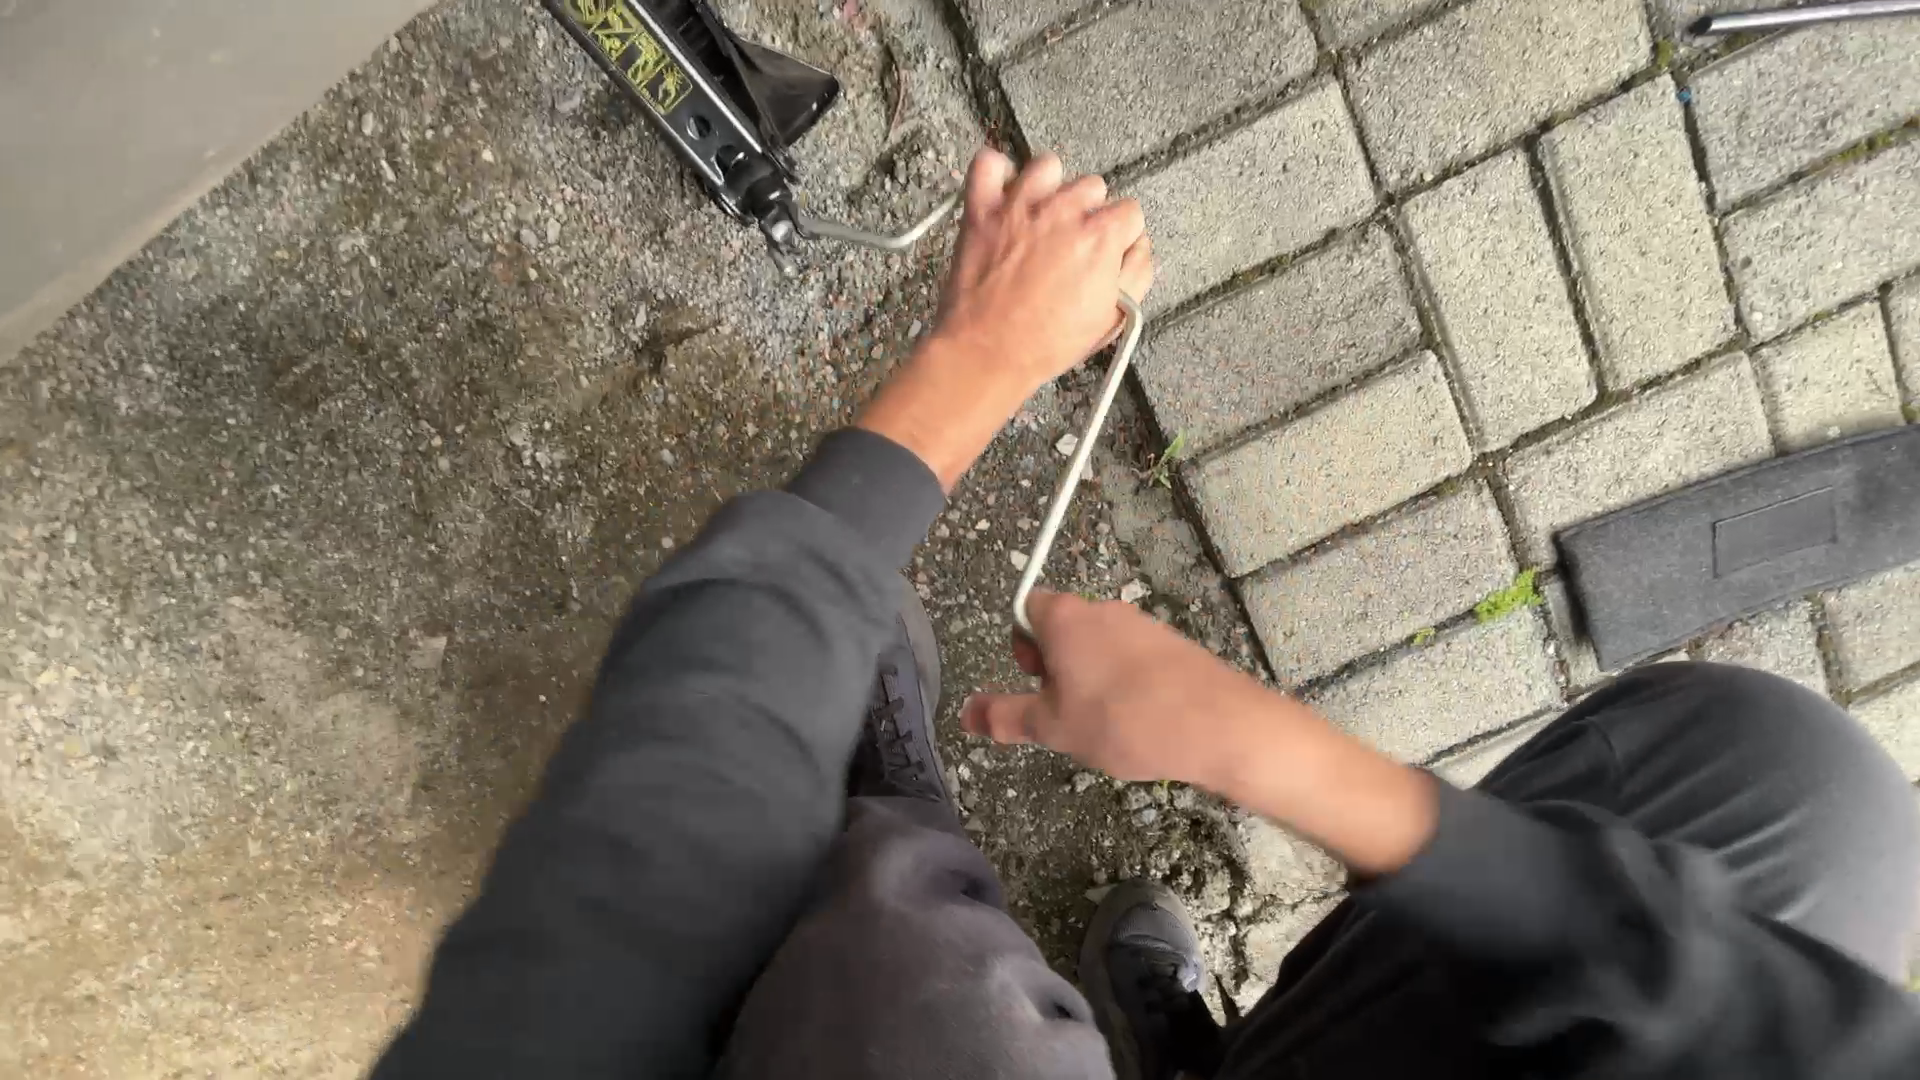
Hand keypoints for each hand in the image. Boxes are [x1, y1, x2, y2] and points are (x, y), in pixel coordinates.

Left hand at [856, 149, 1152, 491]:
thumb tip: (1141, 252)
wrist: (987, 354)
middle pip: (1091, 187)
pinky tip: (1003, 191)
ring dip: (1050, 187)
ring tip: (1042, 217)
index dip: (1119, 236)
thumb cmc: (1042, 345)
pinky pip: (989, 164)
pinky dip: (996, 171)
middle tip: (1072, 244)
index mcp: (1100, 237)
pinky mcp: (982, 211)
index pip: (1128, 213)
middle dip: (1087, 213)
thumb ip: (1136, 276)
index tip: (1108, 251)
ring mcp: (1019, 206)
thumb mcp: (1110, 321)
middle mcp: (1062, 212)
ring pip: (1048, 167)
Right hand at [962, 591, 1438, 875]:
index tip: (1037, 684)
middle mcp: (1101, 608)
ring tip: (1104, 723)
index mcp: (1065, 616)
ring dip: (1088, 678)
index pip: (1024, 609)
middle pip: (1060, 627)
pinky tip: (1138, 720)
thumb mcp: (1052, 727)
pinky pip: (1130, 657)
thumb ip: (1004, 717)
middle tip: (1066, 711)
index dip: (1022, 649)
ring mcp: (1140, 623)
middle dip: (1054, 667)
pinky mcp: (1171, 643)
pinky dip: (1123, 683)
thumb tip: (966, 715)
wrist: (1218, 725)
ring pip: (1096, 645)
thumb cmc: (1122, 720)